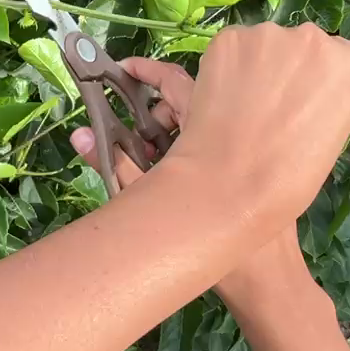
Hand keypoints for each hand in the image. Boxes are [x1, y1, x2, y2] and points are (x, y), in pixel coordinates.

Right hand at [69, 35, 349, 307]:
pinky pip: (220, 135)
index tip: (122, 69)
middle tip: (136, 137)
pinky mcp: (257, 162)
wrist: (269, 281)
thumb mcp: (153, 203)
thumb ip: (114, 164)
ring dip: (175, 127)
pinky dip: (195, 141)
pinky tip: (180, 172)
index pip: (175, 80)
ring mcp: (249, 144)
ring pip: (204, 116)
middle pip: (187, 98)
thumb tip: (79, 135)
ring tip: (155, 160)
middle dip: (156, 110)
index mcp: (213, 126)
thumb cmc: (216, 245)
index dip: (147, 71)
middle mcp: (235, 127)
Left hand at [151, 24, 349, 224]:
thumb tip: (299, 86)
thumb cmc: (291, 176)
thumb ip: (322, 97)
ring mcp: (268, 34)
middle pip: (301, 46)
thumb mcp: (331, 134)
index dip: (317, 82)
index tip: (303, 104)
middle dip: (287, 69)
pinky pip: (231, 48)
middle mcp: (315, 38)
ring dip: (256, 66)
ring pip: (263, 45)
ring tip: (241, 105)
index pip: (339, 58)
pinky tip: (220, 96)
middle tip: (269, 106)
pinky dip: (226, 66)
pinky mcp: (229, 38)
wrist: (232, 183)